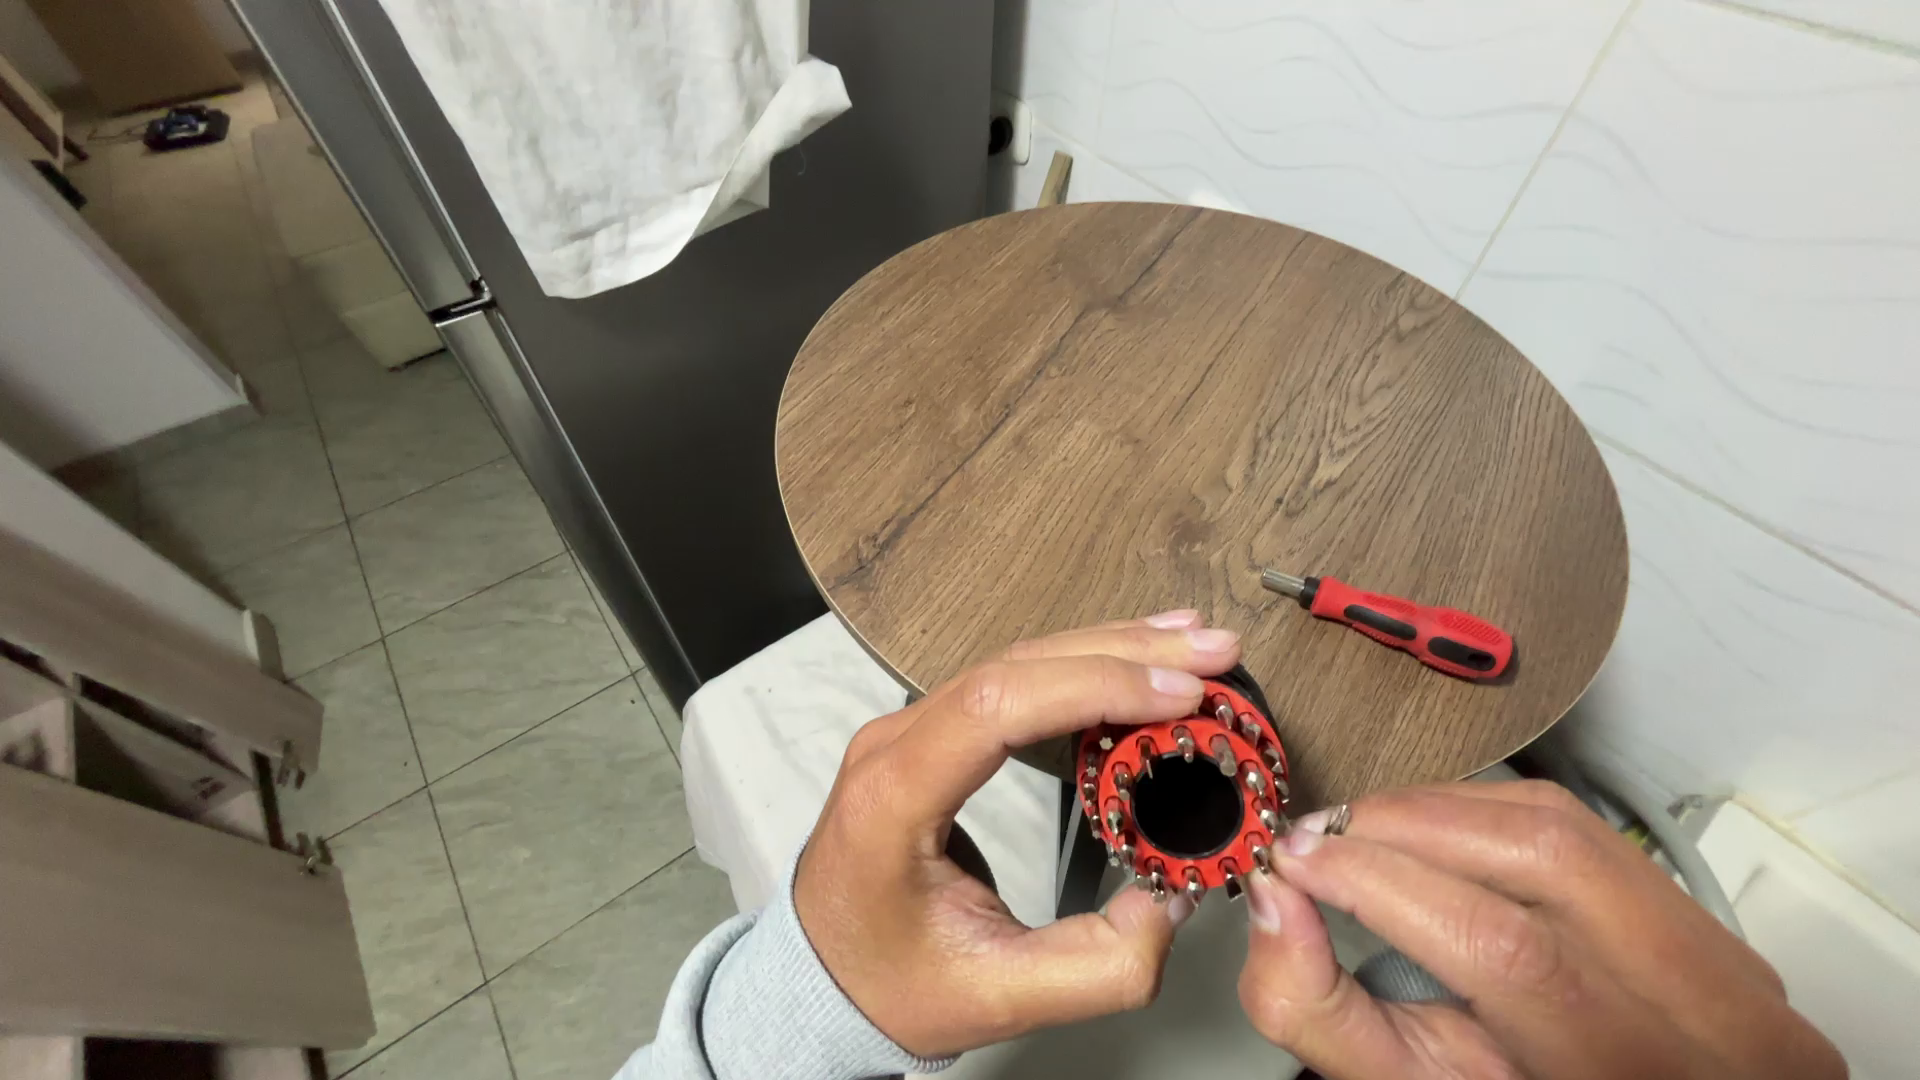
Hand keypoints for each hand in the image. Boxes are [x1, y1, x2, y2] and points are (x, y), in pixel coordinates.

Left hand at [794, 611, 1243, 1056]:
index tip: (1179, 693)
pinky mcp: (932, 728)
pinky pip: (1009, 679)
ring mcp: (910, 726)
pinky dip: (1077, 664)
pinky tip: (1128, 654)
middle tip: (1212, 648)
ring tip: (1187, 638)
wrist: (821, 965)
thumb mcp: (994, 994)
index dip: (1090, 686)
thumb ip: (1096, 964)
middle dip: (1120, 652)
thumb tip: (1174, 900)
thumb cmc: (889, 979)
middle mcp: (896, 741)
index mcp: (895, 796)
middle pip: (1013, 668)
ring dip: (1106, 646)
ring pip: (1015, 661)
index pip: (993, 707)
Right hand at [1238, 781, 1845, 1078]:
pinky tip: (1418, 829)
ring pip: (1554, 818)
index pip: (1506, 949)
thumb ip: (1317, 1006)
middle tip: (1316, 838)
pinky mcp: (1680, 899)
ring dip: (1428, 806)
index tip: (1292, 859)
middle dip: (1400, 827)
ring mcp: (1711, 947)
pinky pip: (1563, 814)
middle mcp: (1710, 1010)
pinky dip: (1467, 804)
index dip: (1380, 884)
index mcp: (1628, 1073)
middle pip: (1542, 858)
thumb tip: (1274, 894)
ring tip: (1357, 831)